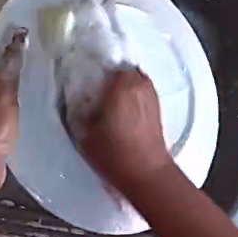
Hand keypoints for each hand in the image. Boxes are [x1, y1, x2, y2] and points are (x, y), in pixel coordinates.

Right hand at [77, 68, 175, 197]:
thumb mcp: (85, 132)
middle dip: (108, 77)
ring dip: (122, 86)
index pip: (103, 63)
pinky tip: (122, 111)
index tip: (83, 80)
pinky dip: (132, 96)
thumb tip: (80, 98)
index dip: (92, 70)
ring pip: (133, 80)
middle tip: (95, 91)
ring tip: (109, 102)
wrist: (146, 172)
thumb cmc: (113, 152)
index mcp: (120, 84)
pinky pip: (141, 92)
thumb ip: (81, 109)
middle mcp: (139, 83)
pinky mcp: (157, 107)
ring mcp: (151, 94)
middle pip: (120, 70)